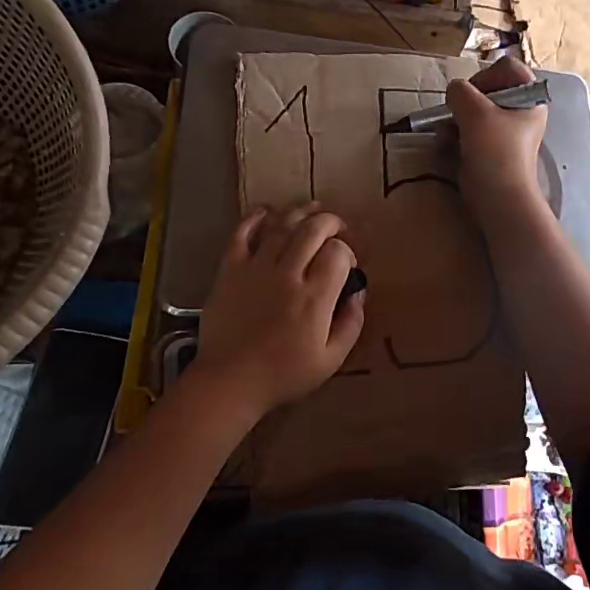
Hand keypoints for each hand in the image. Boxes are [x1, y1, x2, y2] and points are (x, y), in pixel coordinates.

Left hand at [195, 203, 365, 418]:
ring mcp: (256, 268)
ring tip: (311, 208)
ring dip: (300, 212)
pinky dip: (255, 217)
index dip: (347, 251)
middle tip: (337, 227)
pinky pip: (242, 233)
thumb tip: (359, 292)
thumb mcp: (330, 359)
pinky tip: (266, 211)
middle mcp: (287, 274)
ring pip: (281, 226)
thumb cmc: (283, 375)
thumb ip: (351, 323)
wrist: (229, 381)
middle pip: (313, 229)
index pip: (338, 253)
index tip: (346, 265)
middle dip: (330, 221)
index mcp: (314, 297)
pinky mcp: (230, 270)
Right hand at [445, 57, 547, 211]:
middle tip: (460, 116)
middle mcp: (517, 109)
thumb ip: (460, 92)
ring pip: (471, 109)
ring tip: (450, 135)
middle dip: (465, 102)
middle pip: (485, 88)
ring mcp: (502, 129)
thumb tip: (453, 92)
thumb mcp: (476, 113)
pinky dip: (454, 134)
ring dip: (455, 119)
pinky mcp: (487, 146)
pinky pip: (466, 129)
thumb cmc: (495, 152)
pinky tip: (449, 145)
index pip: (505, 67)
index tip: (476, 96)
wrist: (498, 198)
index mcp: (528, 97)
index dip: (486, 77)